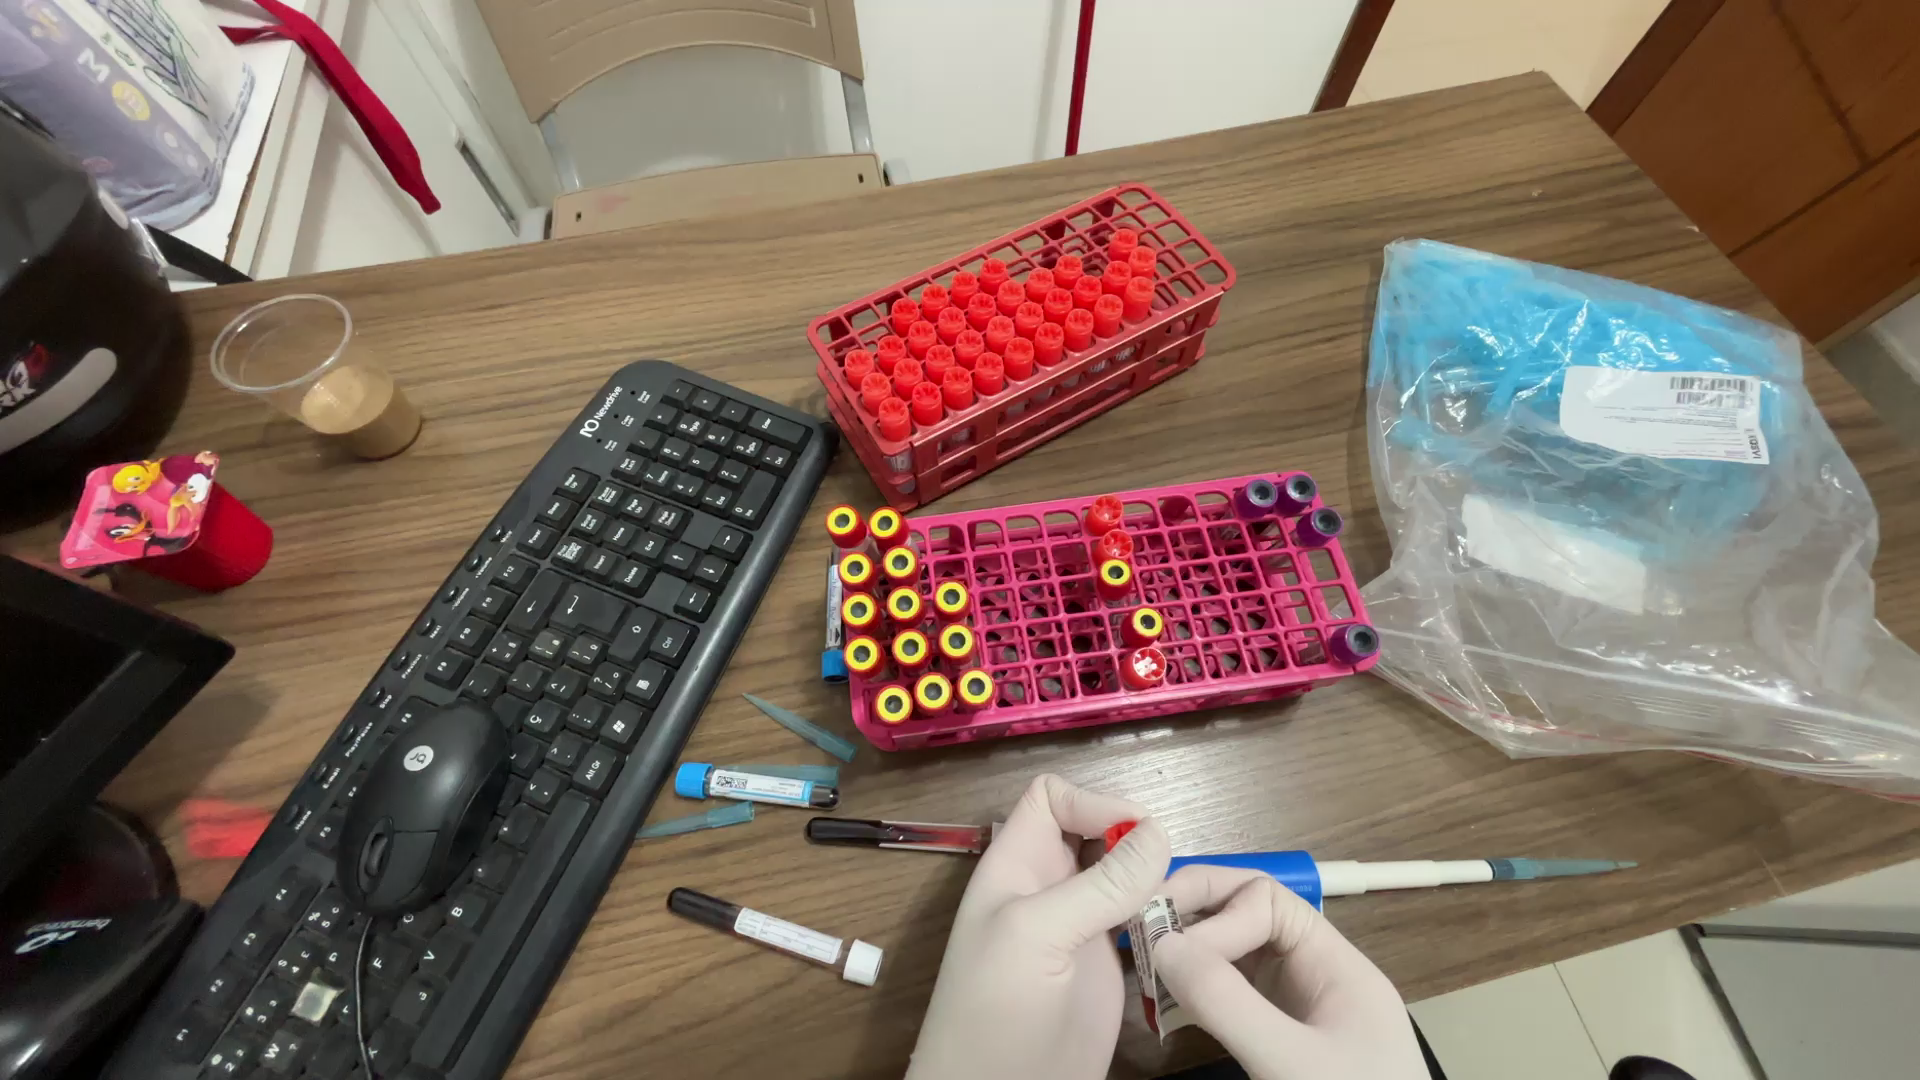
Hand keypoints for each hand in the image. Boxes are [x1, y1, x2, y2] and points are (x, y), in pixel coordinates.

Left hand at [906, 775, 1170, 1079]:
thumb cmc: (996, 1008)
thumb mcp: (1036, 934)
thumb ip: (1097, 884)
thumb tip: (1158, 830)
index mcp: (1017, 863)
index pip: (1052, 799)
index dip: (1091, 802)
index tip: (1134, 832)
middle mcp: (1047, 884)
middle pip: (1089, 829)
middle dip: (1126, 833)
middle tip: (1163, 863)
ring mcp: (1076, 922)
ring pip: (1116, 871)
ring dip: (1146, 872)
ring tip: (1173, 893)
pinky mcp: (1103, 960)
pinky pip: (1133, 914)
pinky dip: (1157, 910)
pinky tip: (1175, 924)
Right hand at [1150, 866, 1427, 1079]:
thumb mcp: (1293, 1065)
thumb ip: (1229, 1002)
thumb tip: (1161, 944)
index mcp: (1335, 964)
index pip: (1264, 900)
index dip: (1215, 912)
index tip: (1175, 947)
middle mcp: (1314, 973)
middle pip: (1245, 915)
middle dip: (1192, 918)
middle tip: (1141, 930)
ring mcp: (1295, 1007)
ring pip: (1232, 953)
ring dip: (1187, 954)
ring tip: (1146, 965)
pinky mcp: (1277, 1039)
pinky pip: (1229, 994)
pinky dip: (1195, 992)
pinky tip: (1167, 1004)